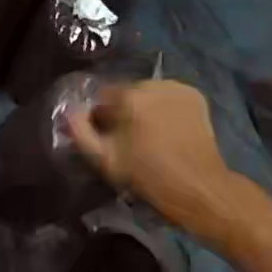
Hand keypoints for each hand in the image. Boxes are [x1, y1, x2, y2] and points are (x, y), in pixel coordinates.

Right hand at [69, 80, 232, 213]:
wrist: (200, 189)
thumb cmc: (152, 179)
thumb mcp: (109, 163)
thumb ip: (83, 135)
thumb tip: (71, 113)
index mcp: (129, 96)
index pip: (105, 95)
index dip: (104, 115)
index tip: (109, 135)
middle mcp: (152, 83)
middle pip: (129, 92)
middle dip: (126, 110)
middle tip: (132, 138)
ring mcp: (176, 86)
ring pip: (152, 93)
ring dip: (148, 107)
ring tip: (154, 134)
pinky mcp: (195, 94)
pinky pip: (172, 96)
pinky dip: (169, 107)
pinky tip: (172, 128)